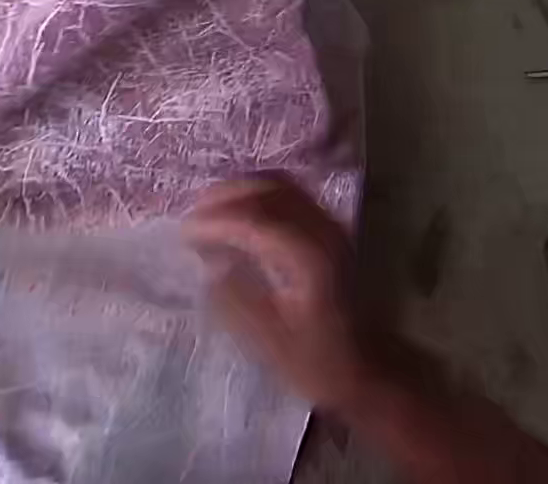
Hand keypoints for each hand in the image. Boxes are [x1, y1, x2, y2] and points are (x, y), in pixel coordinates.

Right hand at [185, 176, 385, 409]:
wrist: (363, 361)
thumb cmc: (315, 360)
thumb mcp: (268, 341)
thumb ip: (237, 298)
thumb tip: (211, 262)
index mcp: (308, 256)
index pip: (257, 220)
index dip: (218, 220)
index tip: (184, 230)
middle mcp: (323, 228)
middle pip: (272, 190)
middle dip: (229, 195)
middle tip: (193, 212)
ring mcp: (330, 223)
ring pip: (284, 186)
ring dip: (245, 189)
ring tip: (210, 207)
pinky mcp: (329, 225)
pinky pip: (293, 193)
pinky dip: (263, 193)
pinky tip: (241, 211)